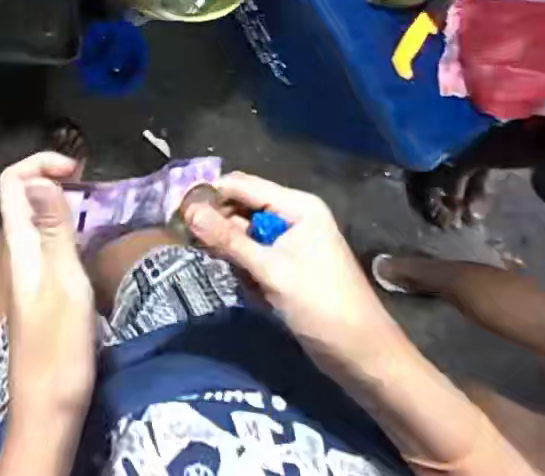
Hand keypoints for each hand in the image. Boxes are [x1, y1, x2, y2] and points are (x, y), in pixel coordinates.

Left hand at [0, 151, 97, 414]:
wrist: (48, 410)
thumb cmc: (59, 347)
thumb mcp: (63, 281)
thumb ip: (53, 230)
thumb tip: (37, 178)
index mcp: (19, 244)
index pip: (13, 181)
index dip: (40, 163)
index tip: (77, 169)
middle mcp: (18, 251)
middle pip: (23, 194)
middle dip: (53, 174)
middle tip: (91, 181)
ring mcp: (27, 270)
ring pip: (36, 216)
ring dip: (61, 198)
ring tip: (95, 202)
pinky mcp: (39, 286)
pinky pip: (47, 238)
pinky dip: (66, 224)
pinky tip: (89, 237)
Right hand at [183, 172, 404, 373]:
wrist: (365, 360)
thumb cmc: (322, 307)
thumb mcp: (271, 272)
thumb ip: (228, 240)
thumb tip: (189, 210)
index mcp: (298, 205)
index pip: (243, 185)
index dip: (211, 195)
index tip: (178, 212)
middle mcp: (294, 215)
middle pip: (243, 208)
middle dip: (221, 228)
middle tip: (195, 246)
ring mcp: (292, 241)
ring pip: (246, 234)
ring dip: (234, 254)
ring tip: (239, 279)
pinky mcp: (289, 265)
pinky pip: (256, 255)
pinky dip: (247, 270)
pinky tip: (253, 292)